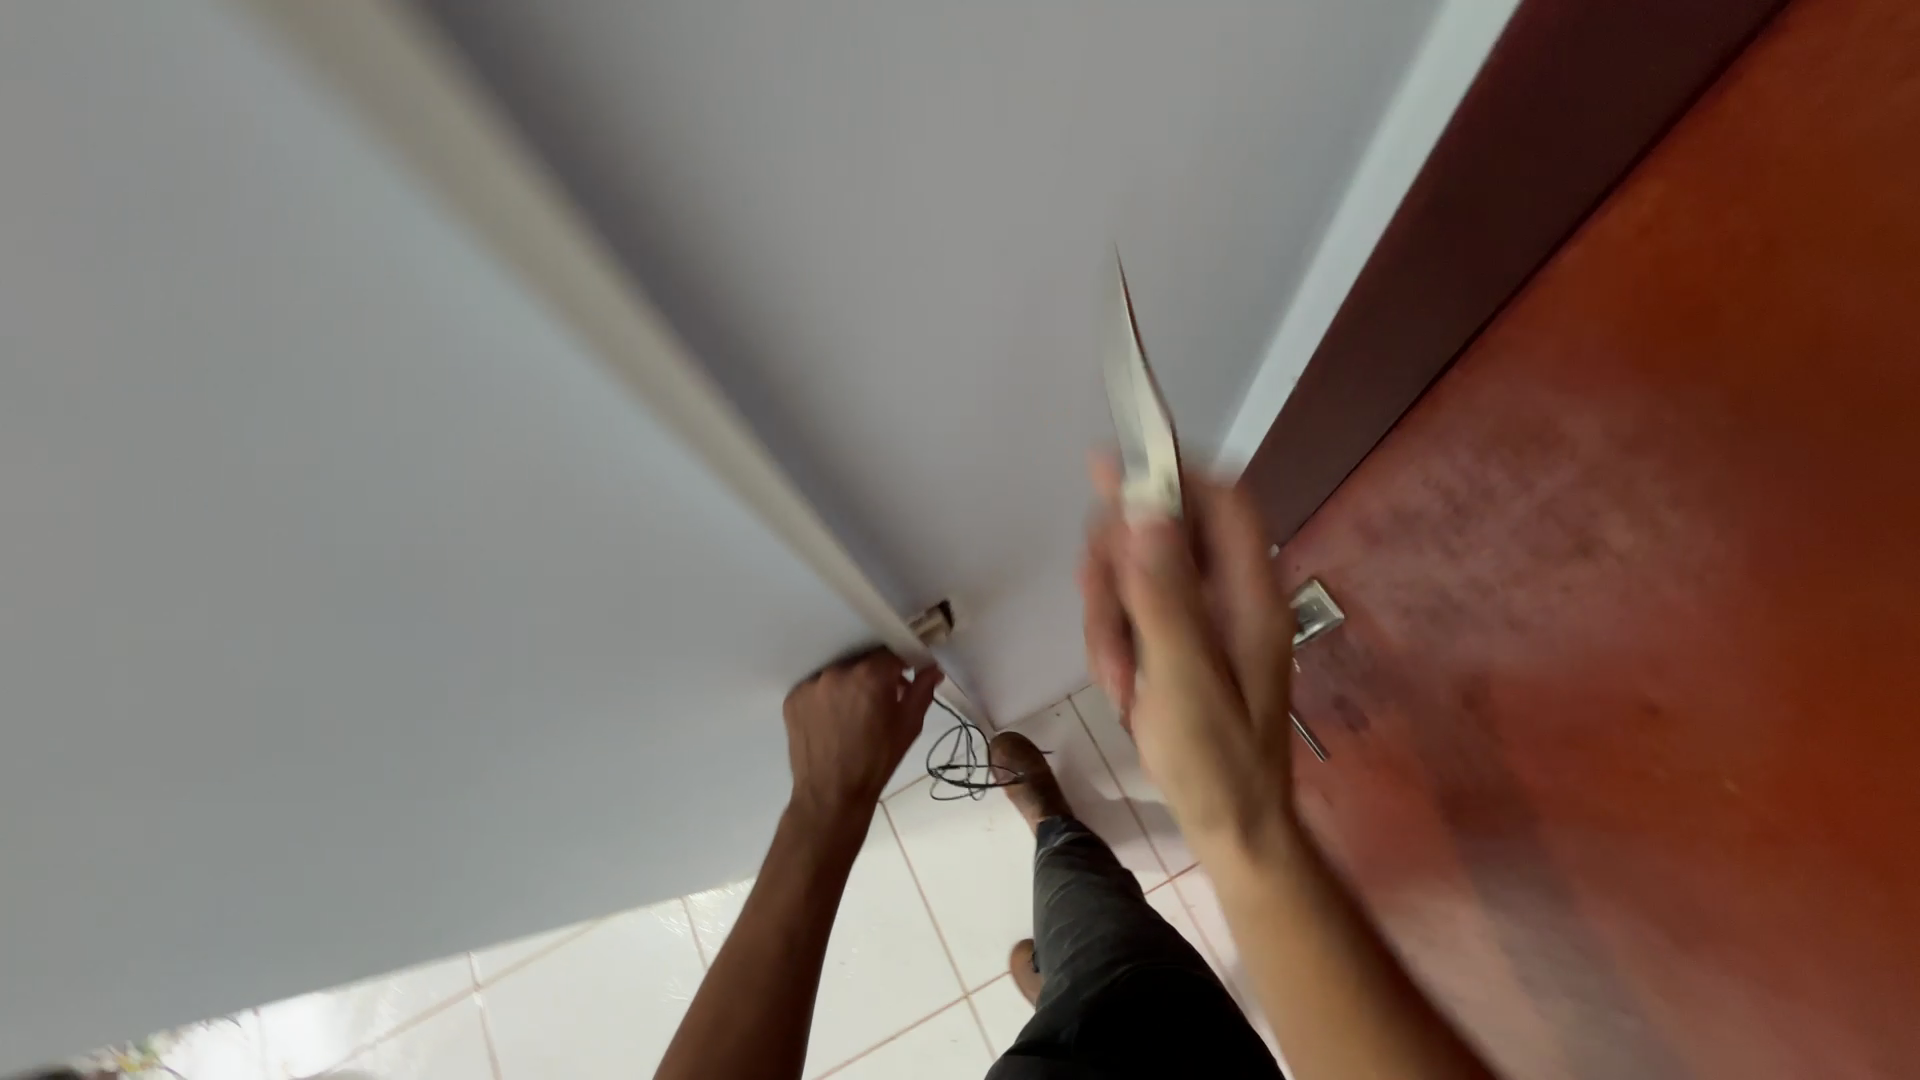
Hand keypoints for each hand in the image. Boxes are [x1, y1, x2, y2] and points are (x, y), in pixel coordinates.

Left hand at [784, 649, 942, 816]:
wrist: (832, 795)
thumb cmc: (876, 761)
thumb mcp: (908, 726)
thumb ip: (922, 691)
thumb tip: (932, 669)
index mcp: (870, 676)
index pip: (890, 654)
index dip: (901, 664)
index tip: (904, 678)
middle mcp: (837, 672)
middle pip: (862, 662)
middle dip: (875, 676)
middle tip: (881, 700)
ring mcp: (811, 685)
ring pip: (839, 674)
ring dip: (849, 685)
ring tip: (854, 712)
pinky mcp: (793, 698)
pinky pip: (816, 688)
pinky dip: (827, 697)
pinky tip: (833, 719)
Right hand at [1079, 458, 1298, 849]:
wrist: (1228, 821)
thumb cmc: (1216, 760)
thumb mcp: (1184, 679)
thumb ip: (1164, 595)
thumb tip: (1146, 511)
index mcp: (1248, 596)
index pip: (1223, 502)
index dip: (1175, 474)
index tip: (1114, 469)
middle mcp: (1226, 595)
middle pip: (1162, 533)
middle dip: (1118, 562)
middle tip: (1092, 596)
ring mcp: (1198, 617)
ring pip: (1134, 572)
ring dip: (1108, 615)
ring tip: (1114, 674)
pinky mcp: (1173, 638)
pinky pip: (1128, 610)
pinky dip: (1111, 640)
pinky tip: (1119, 682)